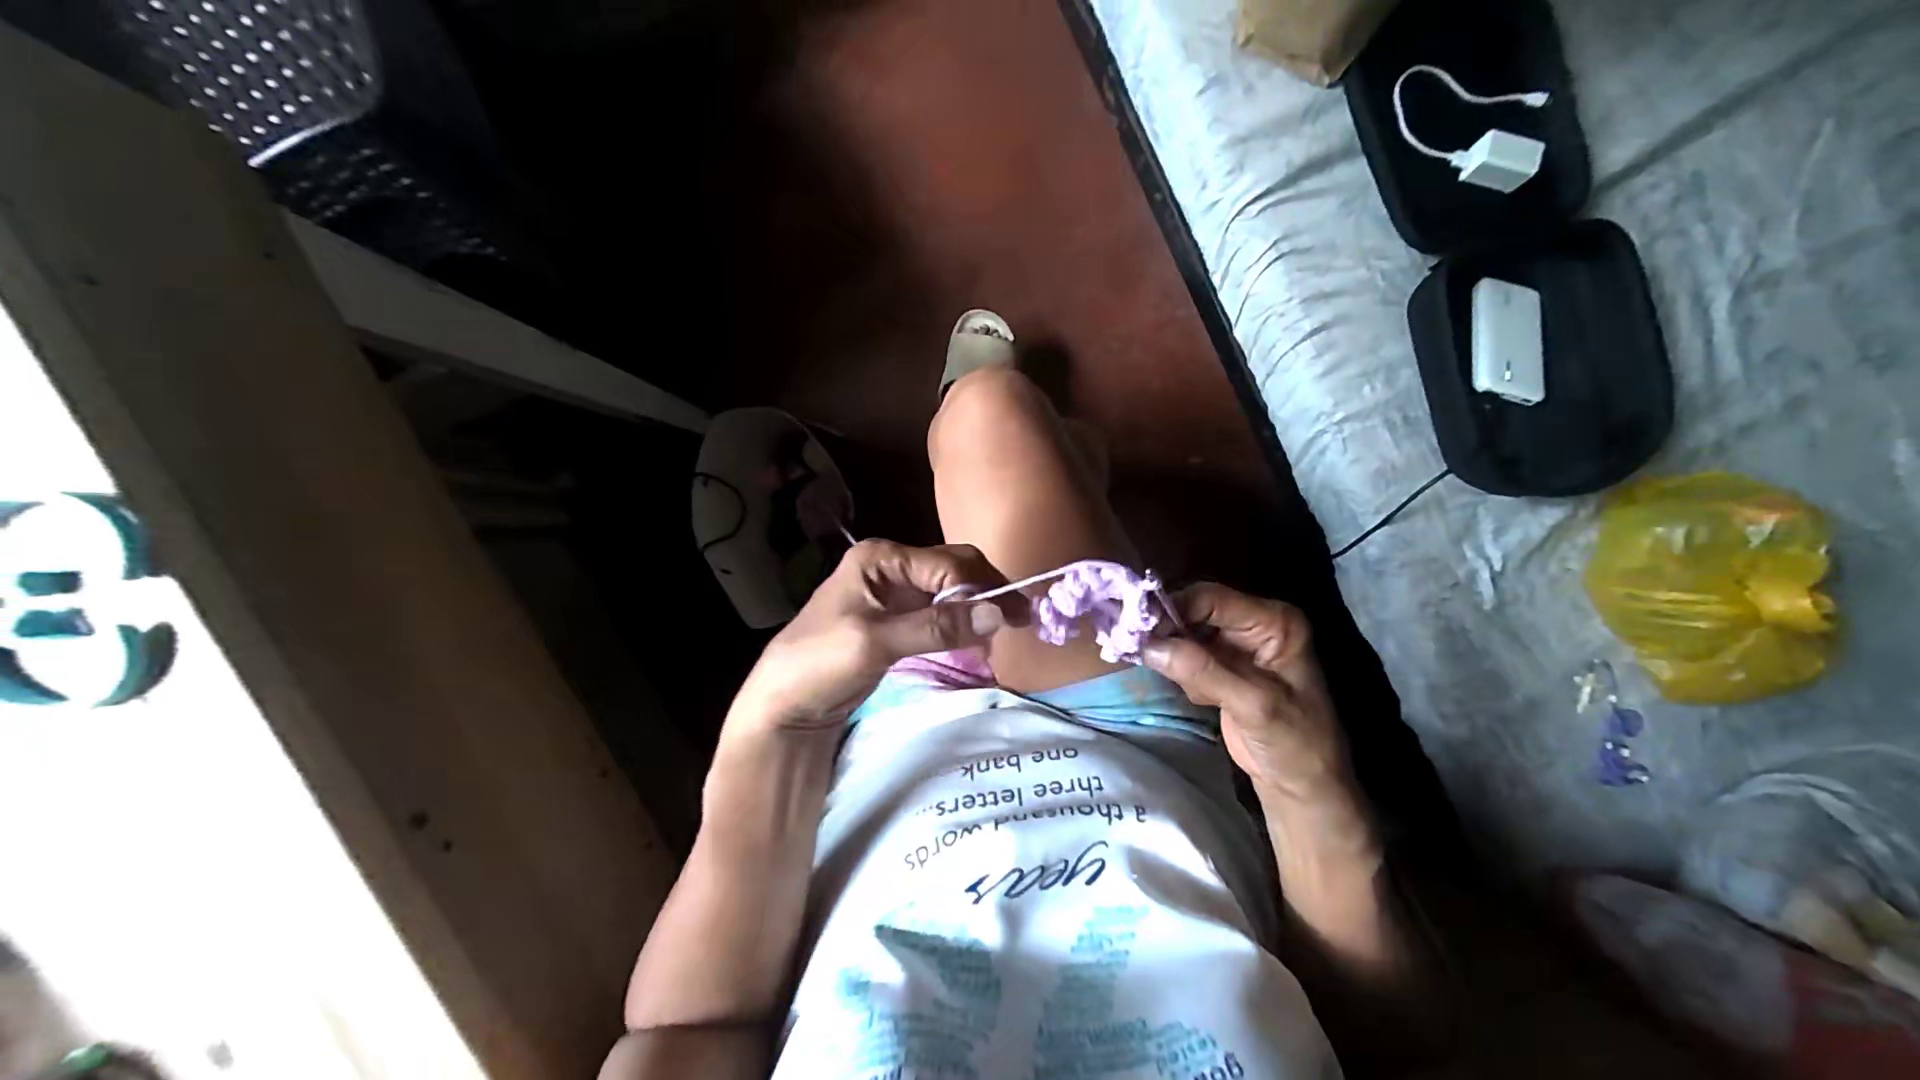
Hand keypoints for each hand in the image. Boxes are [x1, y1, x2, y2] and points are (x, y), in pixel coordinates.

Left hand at [728, 539, 1025, 732]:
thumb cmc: (819, 663)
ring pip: (950, 591)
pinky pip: (940, 614)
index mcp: (880, 558)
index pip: (947, 564)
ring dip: (977, 610)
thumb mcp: (877, 642)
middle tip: (1020, 622)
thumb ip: (937, 626)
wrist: (783, 705)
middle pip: (953, 570)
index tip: (1018, 616)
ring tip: (1004, 634)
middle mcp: (890, 567)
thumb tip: (997, 613)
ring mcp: (894, 594)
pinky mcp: (897, 620)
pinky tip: (978, 641)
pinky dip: (961, 625)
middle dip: (986, 593)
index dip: (984, 588)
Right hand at [1141, 583, 1349, 804]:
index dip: (1173, 609)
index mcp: (1274, 622)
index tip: (1138, 631)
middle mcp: (1254, 625)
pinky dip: (1181, 673)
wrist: (1304, 786)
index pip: (1211, 598)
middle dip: (1169, 633)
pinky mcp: (1221, 666)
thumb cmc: (1295, 744)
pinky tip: (1203, 699)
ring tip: (1199, 693)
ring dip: (1175, 658)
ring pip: (1184, 632)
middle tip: (1140, 651)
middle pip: (1193, 610)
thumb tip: (1150, 646)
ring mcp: (1236, 645)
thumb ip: (1204, 671)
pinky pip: (1185, 655)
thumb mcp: (1253, 705)